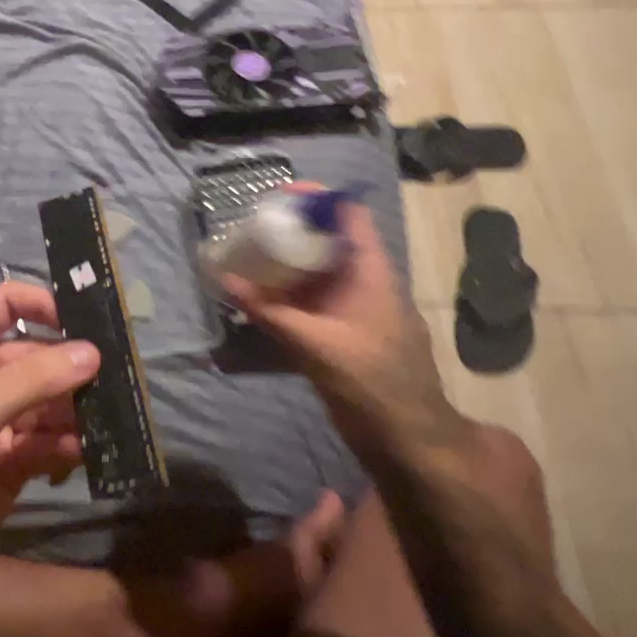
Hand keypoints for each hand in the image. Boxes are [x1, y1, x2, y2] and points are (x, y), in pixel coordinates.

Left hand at [0, 282, 99, 612]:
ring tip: (109, 418)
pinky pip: (51, 441)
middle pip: (36, 354)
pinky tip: (87, 452)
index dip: (41, 302)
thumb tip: (93, 352)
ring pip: (49, 400)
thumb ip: (31, 380)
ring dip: (77, 408)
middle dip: (72, 364)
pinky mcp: (12, 464)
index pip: (2, 304)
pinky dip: (69, 444)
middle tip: (117, 376)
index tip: (86, 319)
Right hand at [222, 193, 467, 460]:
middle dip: (291, 230)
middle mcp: (364, 282)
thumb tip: (226, 281)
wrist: (409, 440)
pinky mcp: (345, 333)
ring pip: (319, 272)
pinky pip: (314, 301)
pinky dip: (288, 295)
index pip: (348, 215)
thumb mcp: (317, 346)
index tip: (277, 195)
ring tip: (246, 258)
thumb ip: (271, 313)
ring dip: (286, 265)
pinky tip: (259, 299)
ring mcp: (356, 309)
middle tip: (251, 228)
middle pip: (328, 240)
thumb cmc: (373, 384)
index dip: (317, 199)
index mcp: (371, 272)